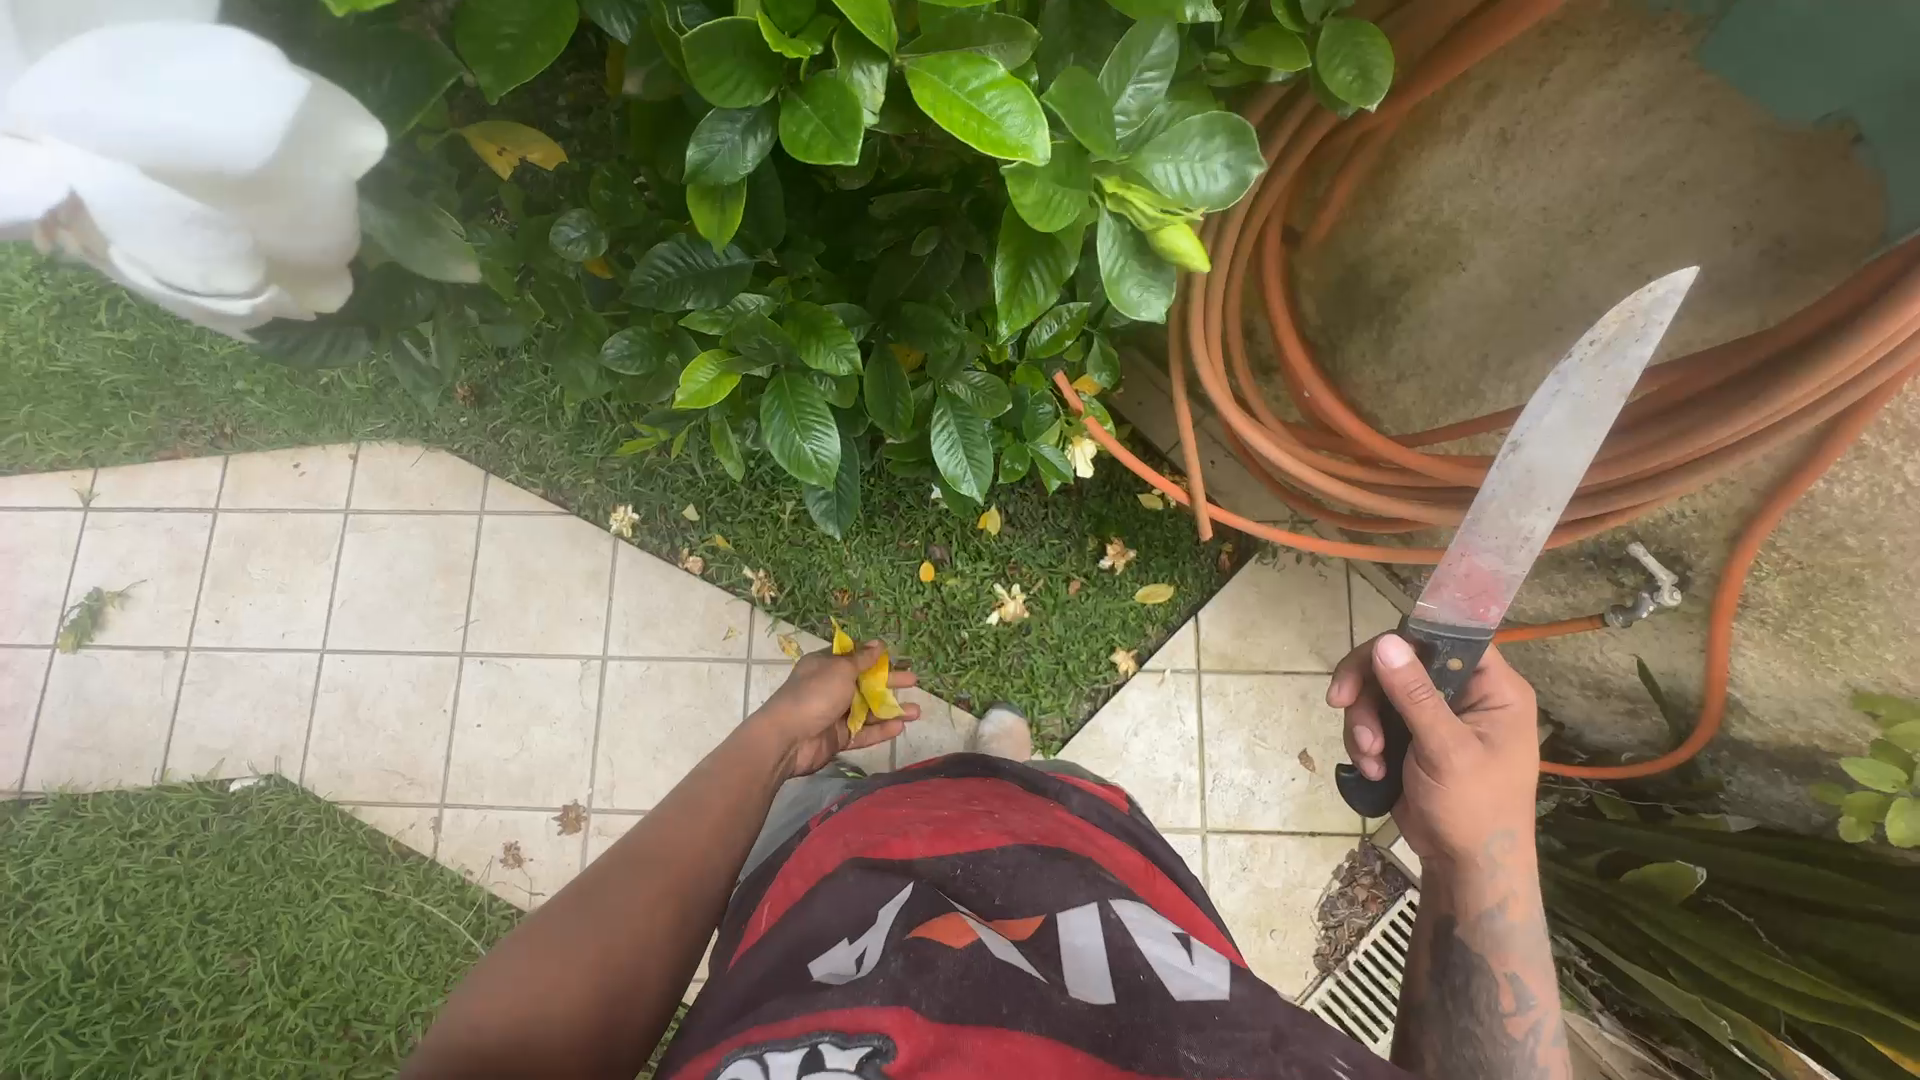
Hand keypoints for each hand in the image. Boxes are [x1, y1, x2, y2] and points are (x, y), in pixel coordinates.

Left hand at [746, 640, 920, 778]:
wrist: (787, 738)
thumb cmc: (814, 694)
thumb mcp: (840, 669)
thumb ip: (862, 659)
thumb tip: (878, 643)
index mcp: (826, 666)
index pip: (853, 658)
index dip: (873, 657)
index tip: (894, 656)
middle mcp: (831, 688)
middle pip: (866, 684)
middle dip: (890, 683)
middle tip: (914, 681)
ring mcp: (835, 715)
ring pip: (868, 711)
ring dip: (891, 710)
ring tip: (916, 712)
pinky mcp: (838, 738)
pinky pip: (863, 733)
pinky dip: (880, 731)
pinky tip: (899, 728)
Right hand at [1327, 634, 1539, 869]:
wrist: (1464, 866)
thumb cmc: (1474, 809)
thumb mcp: (1445, 749)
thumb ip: (1414, 694)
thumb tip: (1386, 642)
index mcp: (1493, 689)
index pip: (1445, 639)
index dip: (1404, 643)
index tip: (1367, 664)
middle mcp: (1464, 694)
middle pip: (1400, 662)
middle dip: (1368, 691)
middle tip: (1341, 705)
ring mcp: (1434, 715)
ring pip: (1378, 691)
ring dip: (1363, 723)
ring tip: (1369, 759)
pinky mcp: (1409, 736)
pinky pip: (1373, 718)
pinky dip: (1364, 741)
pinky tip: (1372, 769)